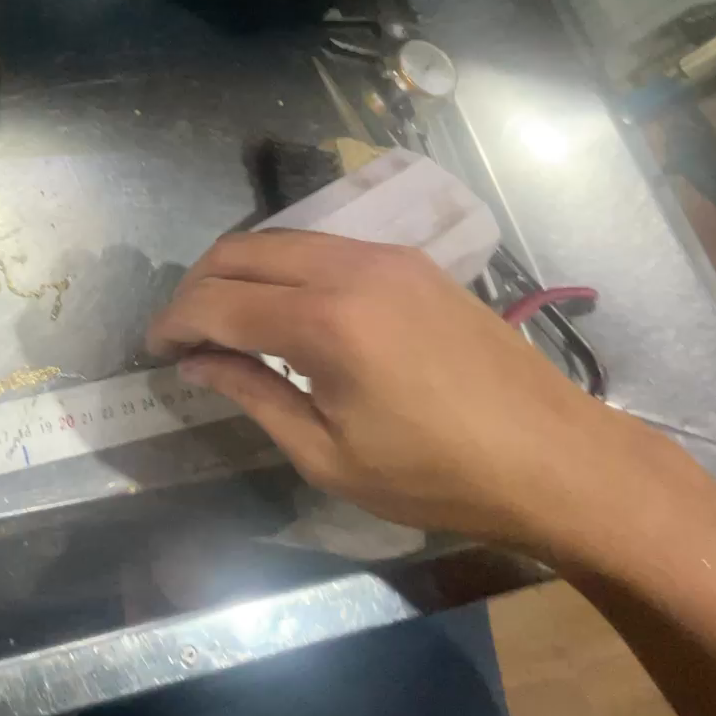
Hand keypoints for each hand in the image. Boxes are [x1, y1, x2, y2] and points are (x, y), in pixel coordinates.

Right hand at [147, 230, 689, 553]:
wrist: (561, 460)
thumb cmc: (437, 476)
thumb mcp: (327, 455)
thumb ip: (251, 395)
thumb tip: (194, 363)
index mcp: (325, 324)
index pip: (216, 303)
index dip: (173, 322)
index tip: (154, 348)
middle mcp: (348, 269)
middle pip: (236, 251)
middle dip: (193, 288)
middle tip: (180, 333)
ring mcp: (382, 256)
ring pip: (275, 239)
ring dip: (233, 272)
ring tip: (220, 319)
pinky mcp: (406, 259)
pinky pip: (316, 246)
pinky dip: (276, 267)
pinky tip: (278, 307)